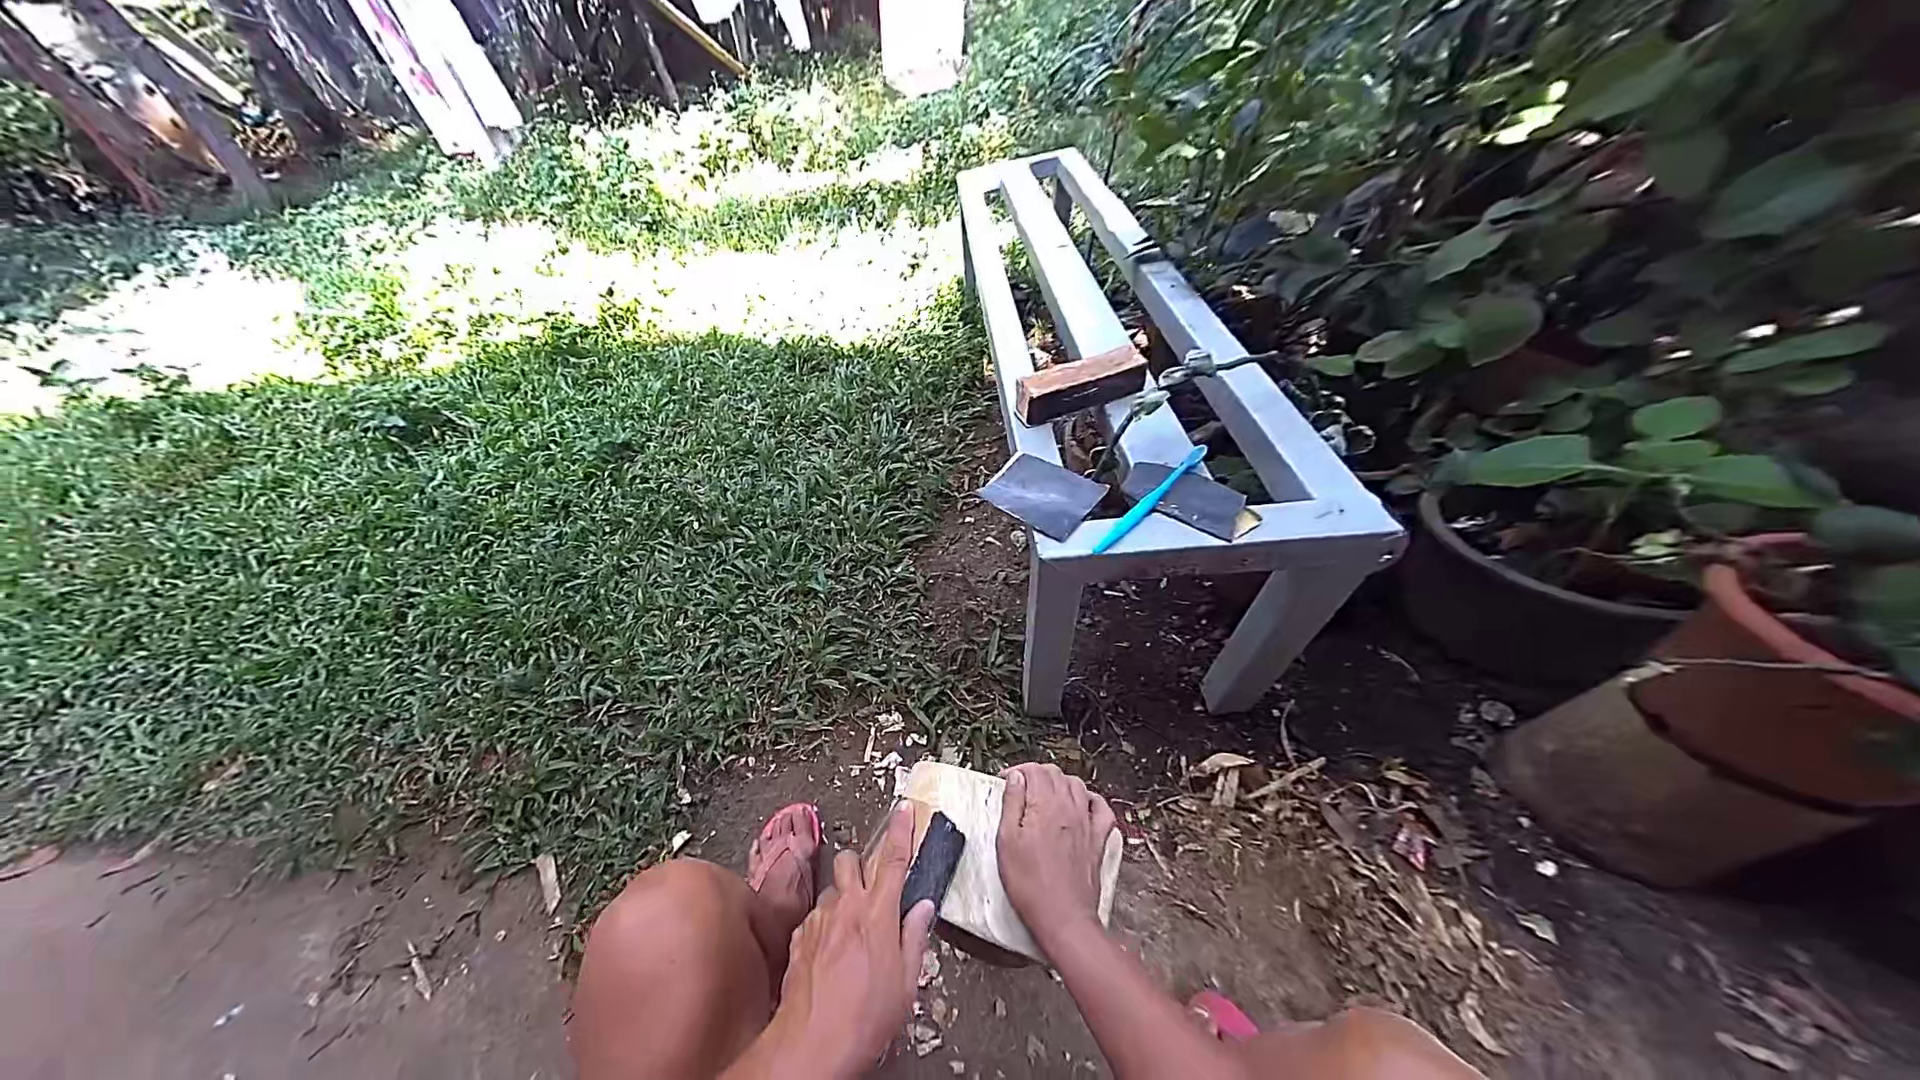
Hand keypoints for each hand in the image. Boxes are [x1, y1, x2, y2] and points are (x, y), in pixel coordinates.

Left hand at [764, 802, 937, 1078]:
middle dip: (863, 863)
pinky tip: (833, 948)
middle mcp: (845, 907)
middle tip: (874, 883)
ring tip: (853, 926)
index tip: (905, 810)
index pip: (894, 858)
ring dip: (843, 895)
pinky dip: (825, 922)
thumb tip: (922, 910)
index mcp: (878, 914)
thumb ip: (914, 937)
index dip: (902, 829)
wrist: (811, 1046)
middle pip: (852, 859)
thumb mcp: (906, 983)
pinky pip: (815, 914)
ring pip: (832, 887)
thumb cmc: (862, 1019)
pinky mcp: (799, 936)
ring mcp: (819, 920)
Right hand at [997, 763, 1117, 950]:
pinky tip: (1081, 805)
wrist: (1063, 917)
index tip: (1007, 780)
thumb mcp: (1007, 841)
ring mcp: (1087, 822)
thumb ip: (1011, 804)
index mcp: (1045, 804)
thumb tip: (1014, 779)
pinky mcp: (1098, 839)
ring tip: (1045, 794)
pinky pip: (1101, 809)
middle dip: (1036, 774)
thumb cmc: (1031, 885)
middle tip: (1021, 787)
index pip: (1034, 770)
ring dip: (1060, 784)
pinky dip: (1091, 801)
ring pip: (1077, 785)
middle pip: (1055, 774)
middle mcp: (1069, 807)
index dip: (1018, 771)